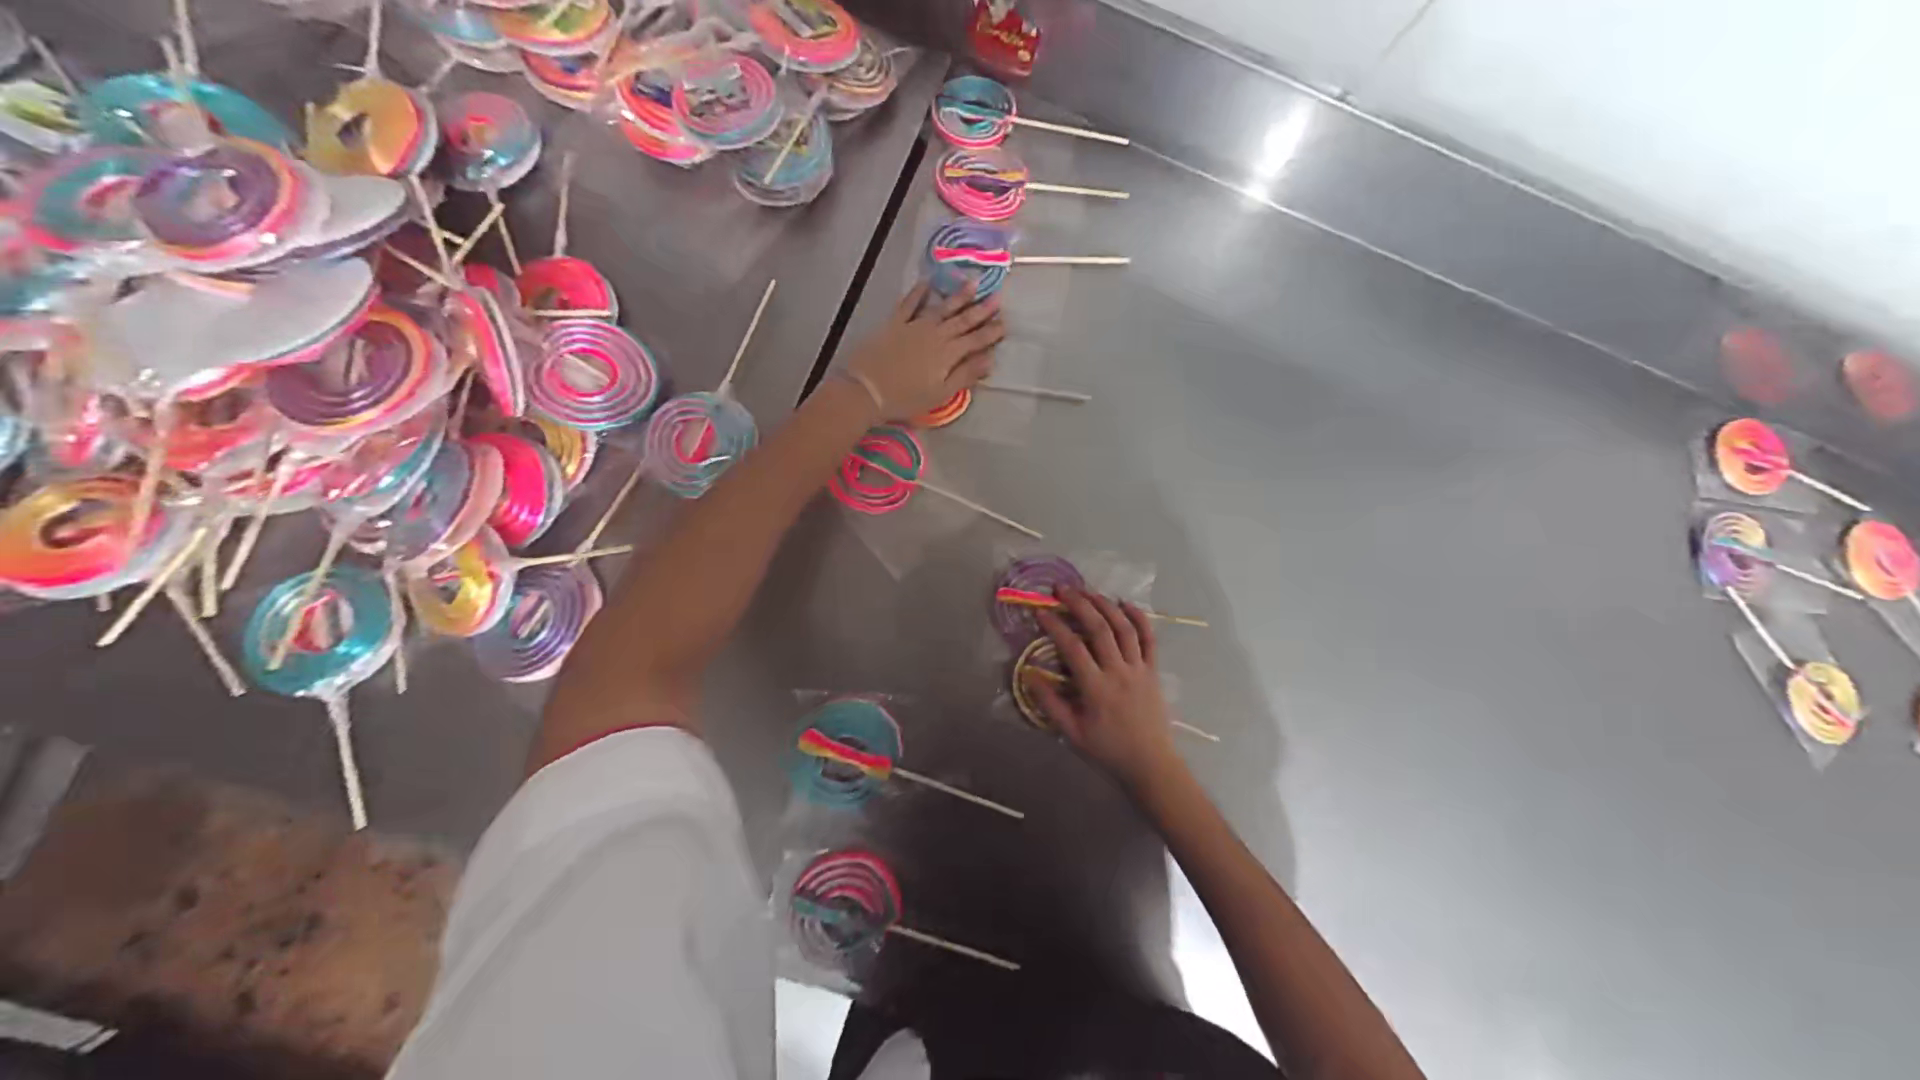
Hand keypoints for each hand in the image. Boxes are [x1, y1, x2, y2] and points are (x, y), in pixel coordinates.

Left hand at [844, 284, 1004, 419]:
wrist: (866, 389)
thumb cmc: (906, 398)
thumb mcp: (940, 393)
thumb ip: (965, 374)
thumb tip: (989, 359)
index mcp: (949, 353)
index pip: (976, 340)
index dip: (992, 332)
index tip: (1005, 324)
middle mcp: (936, 334)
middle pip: (963, 321)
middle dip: (981, 310)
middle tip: (997, 299)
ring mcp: (914, 325)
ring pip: (942, 308)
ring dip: (959, 296)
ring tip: (974, 284)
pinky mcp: (895, 323)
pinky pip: (910, 303)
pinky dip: (919, 292)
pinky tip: (928, 283)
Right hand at [1027, 587, 1182, 792]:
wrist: (1151, 764)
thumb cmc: (1107, 750)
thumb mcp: (1071, 732)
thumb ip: (1049, 703)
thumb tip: (1029, 674)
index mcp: (1096, 688)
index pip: (1072, 648)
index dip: (1055, 626)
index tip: (1041, 612)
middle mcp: (1118, 672)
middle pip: (1099, 628)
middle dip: (1079, 604)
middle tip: (1061, 589)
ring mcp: (1139, 669)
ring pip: (1123, 628)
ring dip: (1104, 605)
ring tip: (1087, 591)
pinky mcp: (1153, 670)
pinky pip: (1149, 638)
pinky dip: (1138, 617)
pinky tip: (1125, 603)